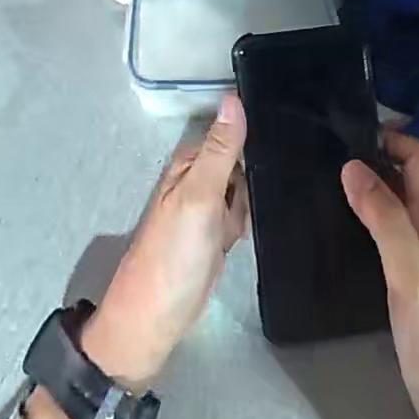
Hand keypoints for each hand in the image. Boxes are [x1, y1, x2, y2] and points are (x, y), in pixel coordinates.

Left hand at [80, 93, 249, 389]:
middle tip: (236, 211)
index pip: (232, 134)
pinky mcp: (214, 233)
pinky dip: (242, 226)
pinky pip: (241, 215)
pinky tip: (234, 242)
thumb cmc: (174, 253)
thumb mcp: (200, 195)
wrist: (155, 321)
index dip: (251, 148)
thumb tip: (234, 97)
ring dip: (245, 210)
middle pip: (244, 163)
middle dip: (248, 187)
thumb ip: (221, 149)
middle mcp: (197, 178)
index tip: (263, 165)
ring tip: (230, 234)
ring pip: (246, 191)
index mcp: (189, 162)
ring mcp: (206, 207)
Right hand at [343, 133, 418, 418]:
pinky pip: (388, 231)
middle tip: (325, 152)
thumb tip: (354, 166)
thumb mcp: (412, 276)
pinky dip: (366, 217)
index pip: (418, 158)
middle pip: (406, 176)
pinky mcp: (411, 279)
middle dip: (372, 157)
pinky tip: (340, 224)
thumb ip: (386, 220)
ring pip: (395, 203)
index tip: (346, 132)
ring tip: (324, 179)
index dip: (388, 138)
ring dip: (367, 186)